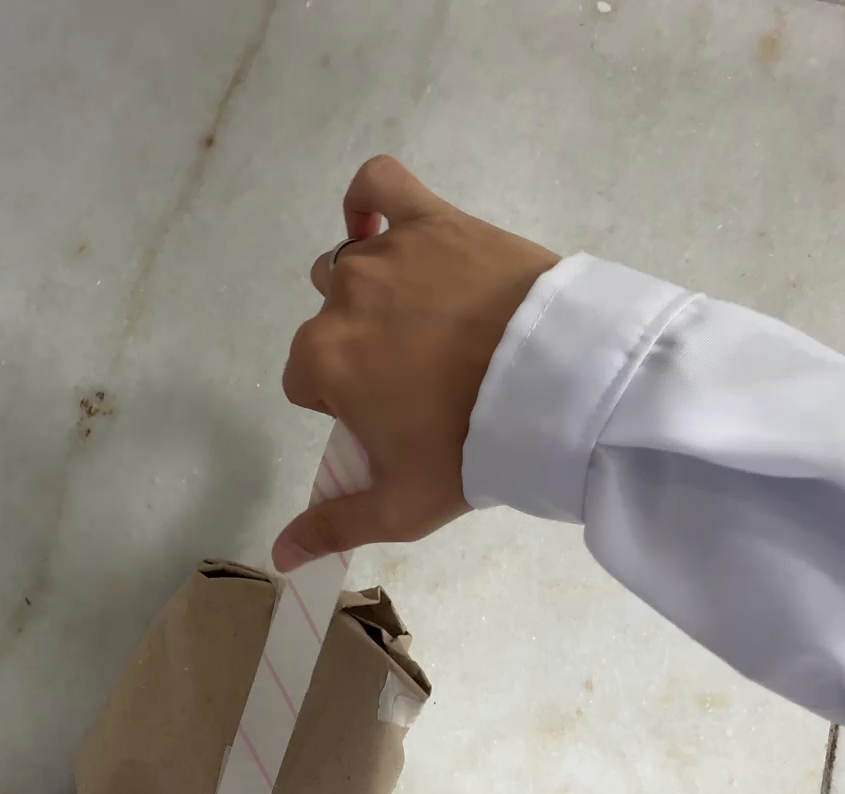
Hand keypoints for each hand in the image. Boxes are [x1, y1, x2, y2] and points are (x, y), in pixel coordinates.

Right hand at [274, 155, 560, 571]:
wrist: (569, 385)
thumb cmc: (472, 446)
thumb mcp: (399, 503)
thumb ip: (331, 527)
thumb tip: (275, 559)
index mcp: (320, 362)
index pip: (304, 380)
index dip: (340, 402)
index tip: (387, 415)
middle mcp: (339, 302)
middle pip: (323, 324)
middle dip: (354, 349)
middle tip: (412, 372)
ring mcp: (385, 255)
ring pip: (347, 268)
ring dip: (367, 292)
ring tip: (418, 315)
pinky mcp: (433, 220)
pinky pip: (378, 183)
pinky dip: (367, 197)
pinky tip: (375, 220)